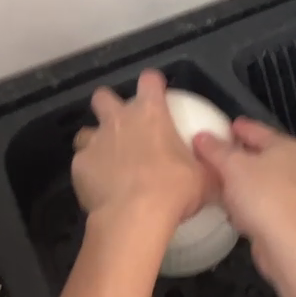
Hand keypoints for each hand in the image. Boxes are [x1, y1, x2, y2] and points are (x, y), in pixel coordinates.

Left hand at [70, 70, 209, 227]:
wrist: (134, 216)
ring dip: (96, 142)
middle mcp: (119, 120)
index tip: (157, 92)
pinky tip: (100, 188)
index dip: (153, 83)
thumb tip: (216, 165)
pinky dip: (90, 173)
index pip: (149, 80)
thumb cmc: (174, 189)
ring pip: (86, 132)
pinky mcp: (79, 166)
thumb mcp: (204, 178)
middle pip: (104, 97)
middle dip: (109, 105)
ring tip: (107, 161)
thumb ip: (207, 166)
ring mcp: (95, 142)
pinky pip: (82, 164)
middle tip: (121, 123)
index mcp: (150, 113)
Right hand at [192, 118, 295, 282]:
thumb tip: (201, 135)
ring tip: (216, 182)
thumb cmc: (263, 195)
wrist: (290, 245)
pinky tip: (231, 210)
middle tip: (211, 155)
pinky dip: (247, 202)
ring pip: (260, 180)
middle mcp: (295, 166)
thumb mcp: (232, 166)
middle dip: (236, 155)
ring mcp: (295, 193)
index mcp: (286, 146)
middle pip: (260, 155)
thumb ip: (215, 149)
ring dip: (240, 181)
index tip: (219, 126)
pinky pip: (262, 202)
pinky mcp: (289, 218)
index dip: (237, 127)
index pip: (256, 130)